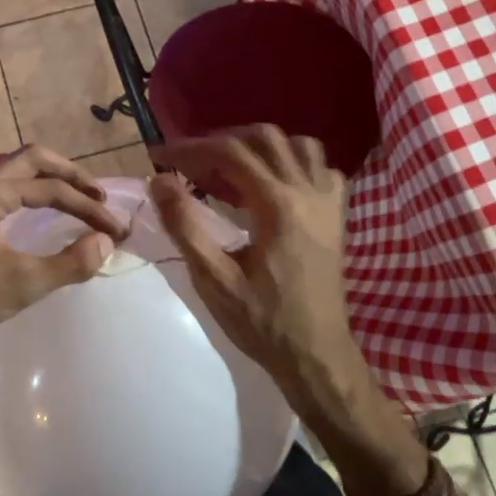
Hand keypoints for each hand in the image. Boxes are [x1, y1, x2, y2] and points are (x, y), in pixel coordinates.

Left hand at [0, 146, 129, 362]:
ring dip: (45, 178)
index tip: (115, 229)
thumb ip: (69, 264)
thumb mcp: (23, 285)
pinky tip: (33, 212)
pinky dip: (25, 189)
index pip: (51, 189)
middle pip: (30, 160)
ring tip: (72, 197)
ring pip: (11, 169)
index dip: (88, 207)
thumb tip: (104, 242)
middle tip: (97, 196)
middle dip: (68, 175)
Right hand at [149, 125, 354, 398]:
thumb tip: (159, 180)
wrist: (316, 357)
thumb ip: (185, 225)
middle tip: (188, 161)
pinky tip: (271, 184)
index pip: (231, 153)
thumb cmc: (262, 322)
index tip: (159, 156)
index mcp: (279, 206)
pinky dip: (292, 163)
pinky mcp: (336, 217)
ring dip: (259, 146)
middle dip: (221, 141)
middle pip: (265, 139)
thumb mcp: (214, 279)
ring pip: (297, 146)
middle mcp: (308, 194)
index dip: (191, 148)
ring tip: (227, 166)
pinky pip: (320, 168)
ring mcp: (328, 203)